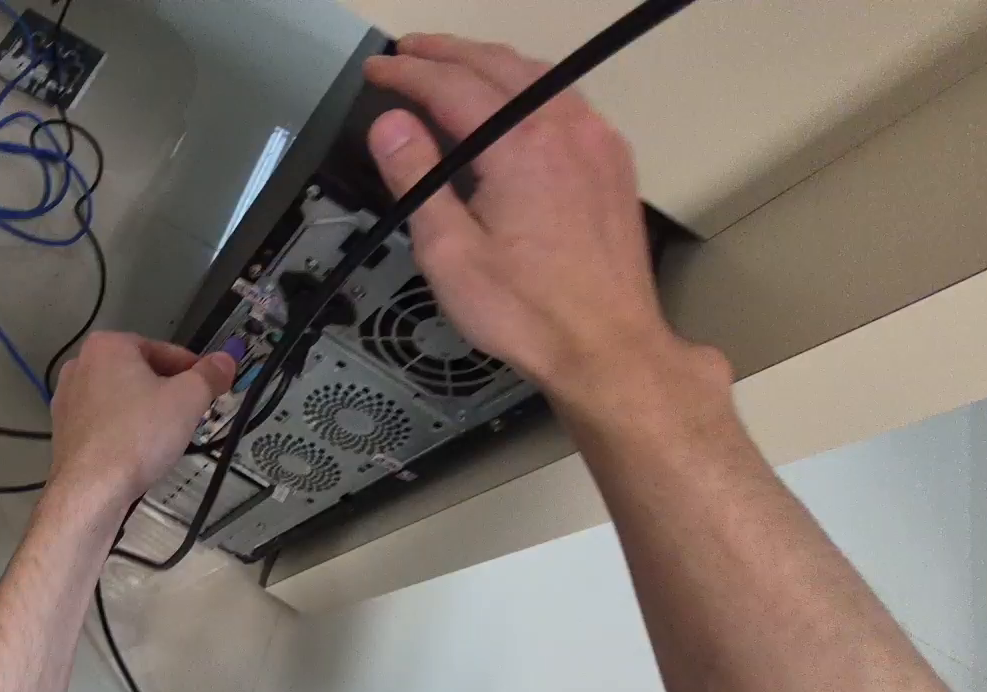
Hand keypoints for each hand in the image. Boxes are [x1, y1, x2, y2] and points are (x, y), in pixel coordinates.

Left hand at [48, 332, 234, 509]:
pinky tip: (138, 452)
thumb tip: (224, 362)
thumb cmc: (134, 439)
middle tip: (188, 414)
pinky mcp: (65, 431)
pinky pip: (105, 423)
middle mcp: (81, 366)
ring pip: (121, 399)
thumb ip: (210, 375)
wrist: (90, 489)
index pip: (163, 350)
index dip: (193, 369)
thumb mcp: (188, 400)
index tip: (208, 385)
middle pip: (140, 373)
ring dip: (145, 413)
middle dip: (167, 392)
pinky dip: (124, 432)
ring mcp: (68, 400)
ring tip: (163, 437)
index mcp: (107, 346)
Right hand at [363, 35, 728, 426]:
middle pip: (499, 67)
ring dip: (486, 65)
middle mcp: (566, 126)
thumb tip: (388, 125)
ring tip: (449, 67)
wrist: (603, 343)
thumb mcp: (448, 252)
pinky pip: (563, 102)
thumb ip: (417, 181)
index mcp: (520, 146)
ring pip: (537, 78)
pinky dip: (523, 88)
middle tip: (405, 53)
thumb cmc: (519, 309)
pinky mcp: (610, 163)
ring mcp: (596, 141)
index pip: (453, 88)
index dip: (408, 74)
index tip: (376, 70)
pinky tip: (507, 105)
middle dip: (447, 54)